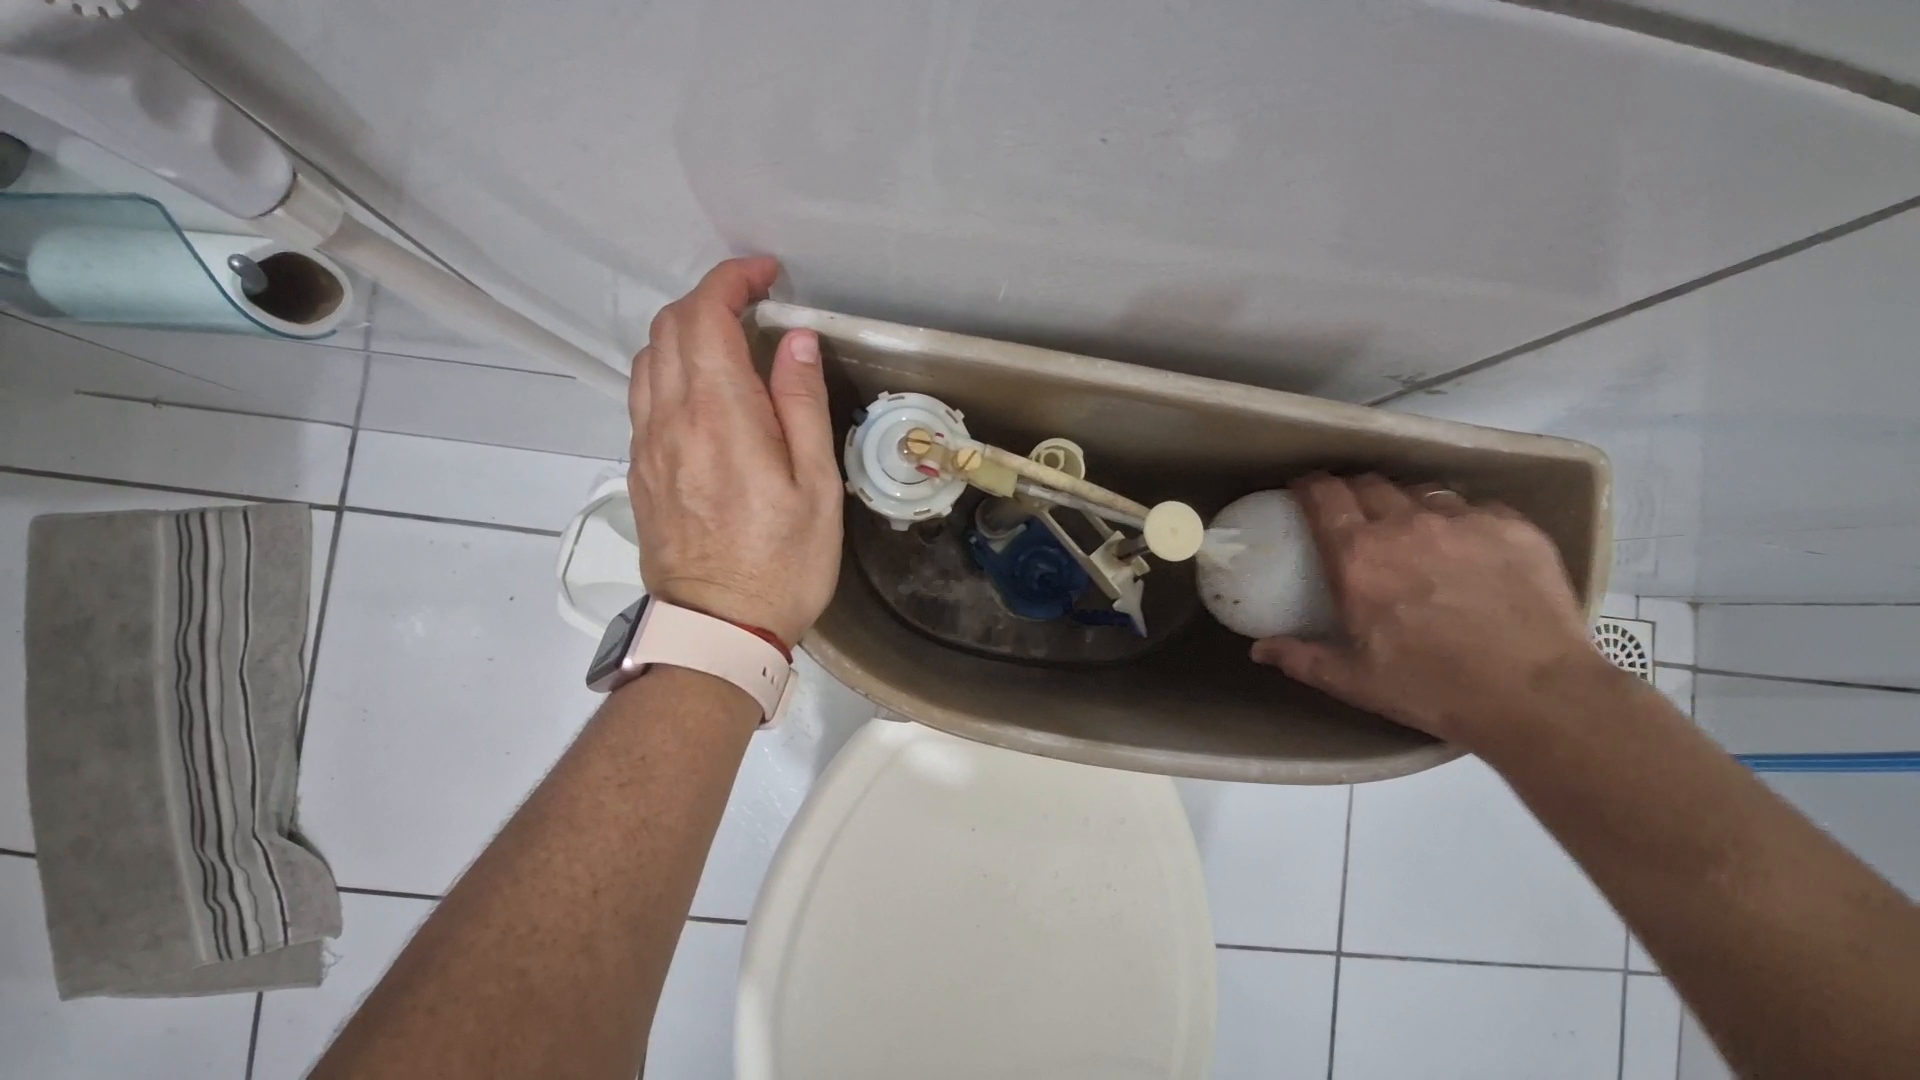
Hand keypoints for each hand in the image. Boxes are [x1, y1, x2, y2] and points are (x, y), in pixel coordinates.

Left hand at [627, 257, 842, 646]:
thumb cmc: (781, 561)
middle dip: (709, 299)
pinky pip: (644, 395)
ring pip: (649, 358)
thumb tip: (795, 340)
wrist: (717, 626)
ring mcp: (648, 444)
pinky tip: (704, 391)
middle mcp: (670, 419)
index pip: (704, 316)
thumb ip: (801, 404)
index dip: (732, 280)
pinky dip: (671, 369)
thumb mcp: (815, 484)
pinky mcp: (641, 469)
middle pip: (668, 327)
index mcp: (719, 415)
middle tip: (756, 305)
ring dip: (685, 332)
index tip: (766, 276)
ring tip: (731, 342)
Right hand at [1250, 472, 1611, 749]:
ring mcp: (1463, 520)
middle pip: (1369, 484)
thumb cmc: (1432, 688)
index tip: (1303, 490)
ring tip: (1411, 526)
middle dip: (1353, 491)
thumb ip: (1302, 658)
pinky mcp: (1513, 526)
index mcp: (1358, 556)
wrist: (1534, 694)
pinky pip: (1476, 507)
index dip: (1309, 487)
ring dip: (1405, 503)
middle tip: (1352, 512)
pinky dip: (1461, 518)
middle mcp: (1405, 525)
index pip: (1323, 497)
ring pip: (1421, 491)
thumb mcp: (1355, 681)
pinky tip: (1467, 545)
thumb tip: (1259, 650)